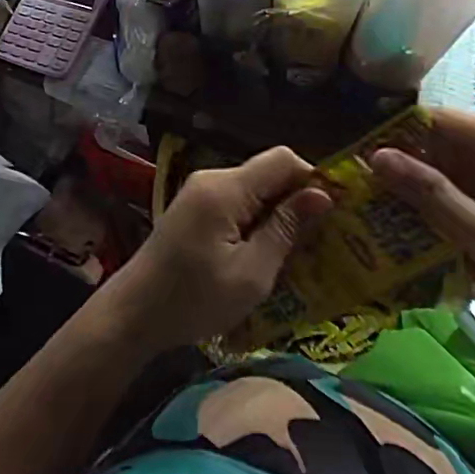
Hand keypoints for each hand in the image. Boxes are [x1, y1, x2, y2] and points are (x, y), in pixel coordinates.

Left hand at [99, 147, 331, 353]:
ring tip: (307, 252)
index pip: (283, 160)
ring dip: (280, 217)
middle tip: (331, 240)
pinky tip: (272, 254)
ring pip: (255, 192)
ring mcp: (200, 195)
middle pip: (269, 174)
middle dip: (300, 202)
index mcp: (225, 188)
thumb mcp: (251, 273)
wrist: (134, 313)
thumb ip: (285, 229)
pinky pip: (237, 206)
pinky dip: (258, 224)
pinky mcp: (195, 212)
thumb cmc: (193, 299)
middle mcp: (212, 180)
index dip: (315, 180)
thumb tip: (322, 194)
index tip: (340, 214)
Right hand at [368, 110, 474, 371]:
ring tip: (399, 223)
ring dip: (441, 196)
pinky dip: (469, 210)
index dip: (397, 137)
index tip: (358, 164)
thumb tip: (377, 157)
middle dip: (415, 171)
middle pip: (459, 146)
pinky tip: (448, 238)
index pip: (445, 122)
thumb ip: (436, 199)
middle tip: (372, 201)